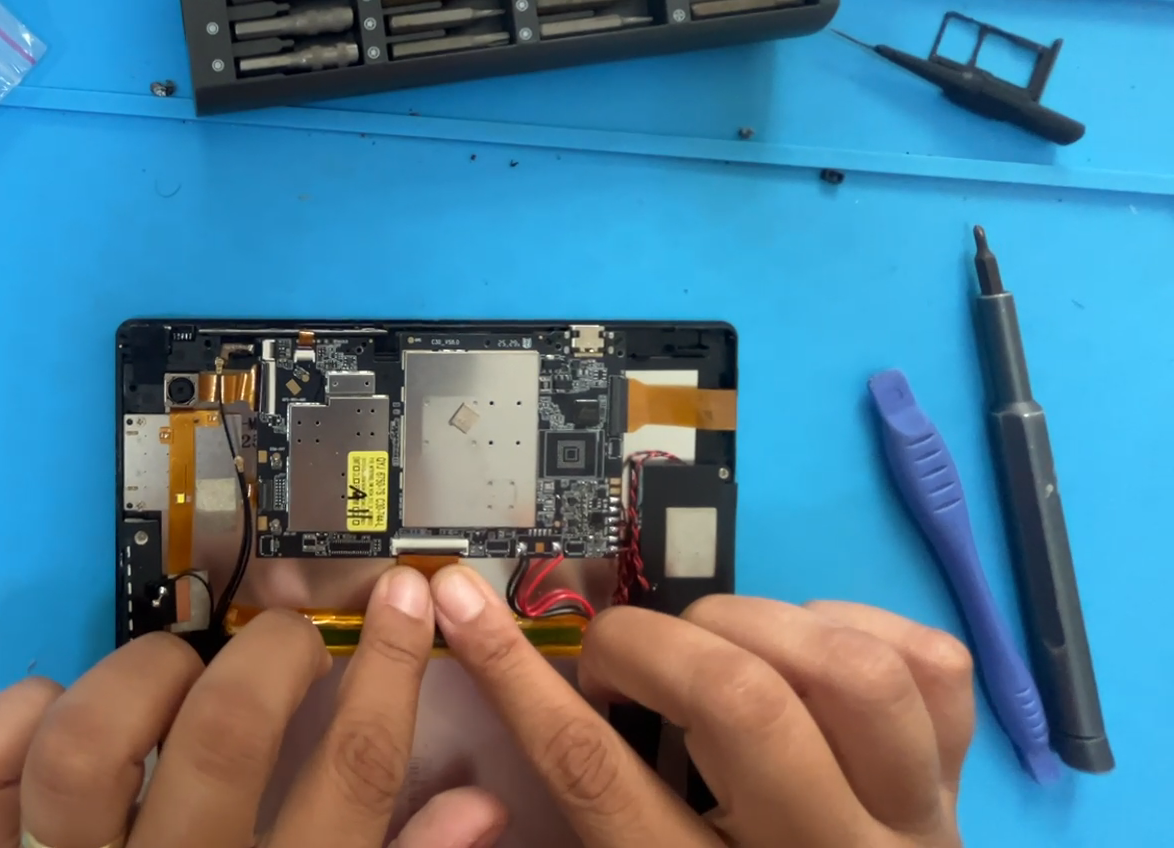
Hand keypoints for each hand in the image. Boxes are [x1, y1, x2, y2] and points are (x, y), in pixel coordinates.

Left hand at [0, 565, 505, 847]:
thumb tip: (475, 802)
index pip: (352, 779)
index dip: (388, 674)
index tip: (406, 601)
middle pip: (224, 736)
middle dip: (271, 657)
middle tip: (283, 649)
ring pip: (90, 738)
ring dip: (148, 672)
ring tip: (178, 676)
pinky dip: (15, 711)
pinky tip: (59, 707)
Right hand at [428, 565, 974, 846]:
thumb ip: (573, 800)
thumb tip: (509, 672)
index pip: (592, 771)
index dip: (515, 675)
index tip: (461, 601)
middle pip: (738, 703)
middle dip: (643, 645)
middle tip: (617, 663)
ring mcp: (919, 823)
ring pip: (846, 671)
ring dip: (749, 625)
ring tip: (709, 647)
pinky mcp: (963, 785)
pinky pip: (925, 665)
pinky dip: (844, 626)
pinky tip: (796, 651)